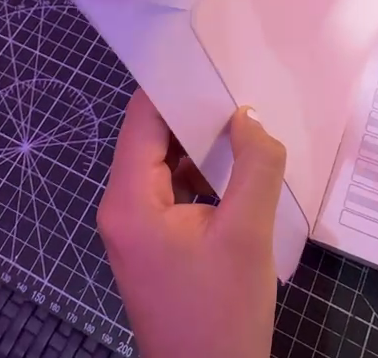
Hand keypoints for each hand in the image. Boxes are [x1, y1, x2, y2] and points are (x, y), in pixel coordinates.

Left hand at [98, 90, 284, 357]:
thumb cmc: (222, 314)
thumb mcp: (248, 233)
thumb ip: (255, 165)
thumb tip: (249, 117)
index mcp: (129, 200)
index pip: (143, 117)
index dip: (176, 85)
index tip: (214, 62)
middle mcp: (123, 207)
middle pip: (152, 136)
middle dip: (194, 112)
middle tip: (238, 89)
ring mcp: (136, 227)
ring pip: (164, 162)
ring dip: (200, 144)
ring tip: (243, 122)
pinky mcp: (155, 243)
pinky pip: (173, 189)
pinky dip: (201, 173)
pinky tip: (236, 168)